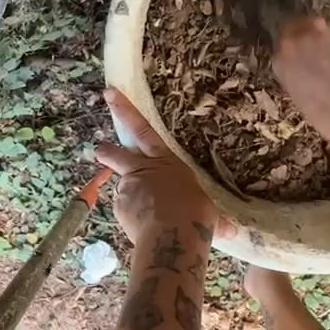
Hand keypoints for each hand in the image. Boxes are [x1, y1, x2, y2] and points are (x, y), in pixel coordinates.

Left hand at [94, 89, 221, 239]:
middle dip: (105, 150)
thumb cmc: (195, 215)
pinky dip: (132, 219)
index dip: (124, 110)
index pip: (142, 128)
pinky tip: (145, 230)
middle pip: (114, 153)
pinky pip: (125, 212)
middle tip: (99, 150)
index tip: (109, 93)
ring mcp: (127, 189)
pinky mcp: (119, 209)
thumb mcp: (207, 209)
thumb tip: (230, 231)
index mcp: (165, 161)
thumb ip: (212, 216)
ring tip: (148, 219)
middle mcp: (141, 170)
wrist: (173, 236)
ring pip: (123, 190)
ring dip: (131, 200)